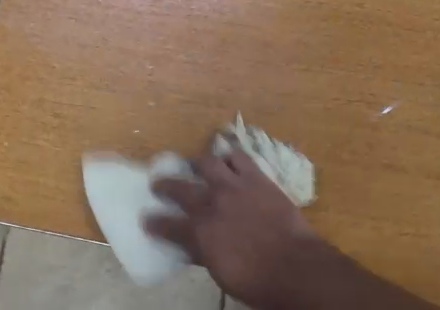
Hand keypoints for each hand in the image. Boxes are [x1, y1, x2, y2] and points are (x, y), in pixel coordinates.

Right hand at [144, 141, 327, 308]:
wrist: (293, 265)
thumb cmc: (257, 282)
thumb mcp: (222, 274)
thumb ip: (205, 253)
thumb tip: (194, 245)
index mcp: (199, 233)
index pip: (168, 226)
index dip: (155, 223)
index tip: (146, 219)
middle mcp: (211, 203)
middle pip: (181, 189)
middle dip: (166, 185)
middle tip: (158, 183)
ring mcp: (233, 186)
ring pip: (207, 163)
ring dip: (198, 163)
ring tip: (194, 163)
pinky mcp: (255, 177)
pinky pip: (238, 157)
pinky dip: (230, 156)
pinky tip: (228, 157)